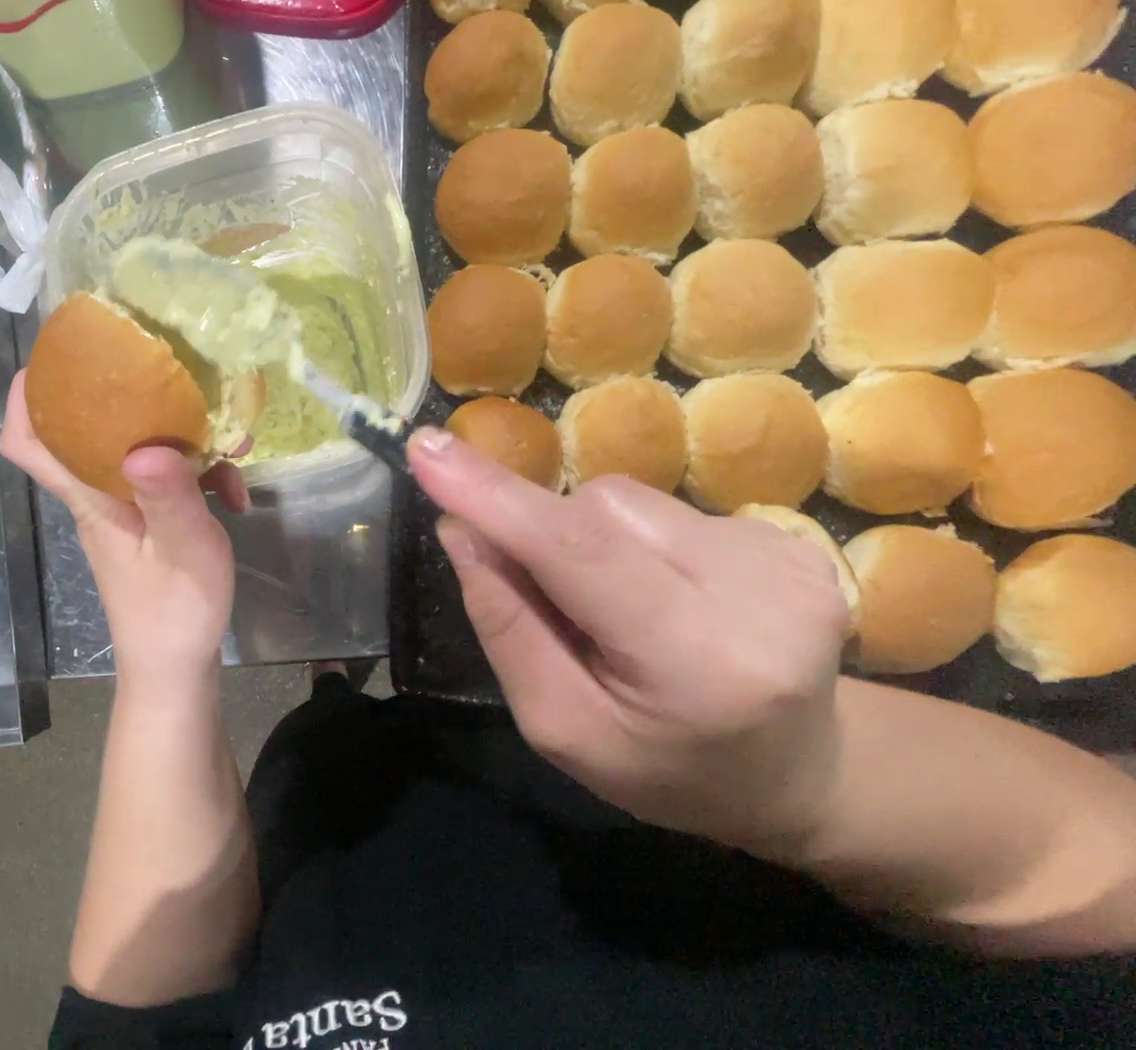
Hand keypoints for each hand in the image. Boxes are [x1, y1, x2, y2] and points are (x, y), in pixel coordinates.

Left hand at [0, 372, 248, 682]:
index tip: (50, 358)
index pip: (28, 445)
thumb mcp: (184, 550)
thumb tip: (148, 445)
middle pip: (87, 431)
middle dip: (126, 398)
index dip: (25, 399)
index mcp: (90, 497)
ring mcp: (123, 509)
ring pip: (136, 453)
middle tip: (166, 370)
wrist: (176, 668)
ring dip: (182, 440)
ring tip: (233, 442)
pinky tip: (233, 495)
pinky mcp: (147, 523)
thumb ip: (169, 498)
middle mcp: (97, 496)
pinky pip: (164, 482)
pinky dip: (197, 478)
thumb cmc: (174, 612)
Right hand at [409, 426, 852, 853]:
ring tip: (613, 608)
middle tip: (549, 606)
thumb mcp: (559, 726)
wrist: (796, 774)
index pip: (580, 555)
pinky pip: (664, 508)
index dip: (497, 498)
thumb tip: (459, 529)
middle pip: (597, 512)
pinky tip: (659, 594)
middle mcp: (759, 593)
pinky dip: (632, 542)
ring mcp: (786, 556)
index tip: (427, 450)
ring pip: (627, 500)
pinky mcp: (790, 536)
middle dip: (542, 537)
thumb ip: (507, 627)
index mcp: (699, 663)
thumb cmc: (661, 768)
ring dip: (588, 540)